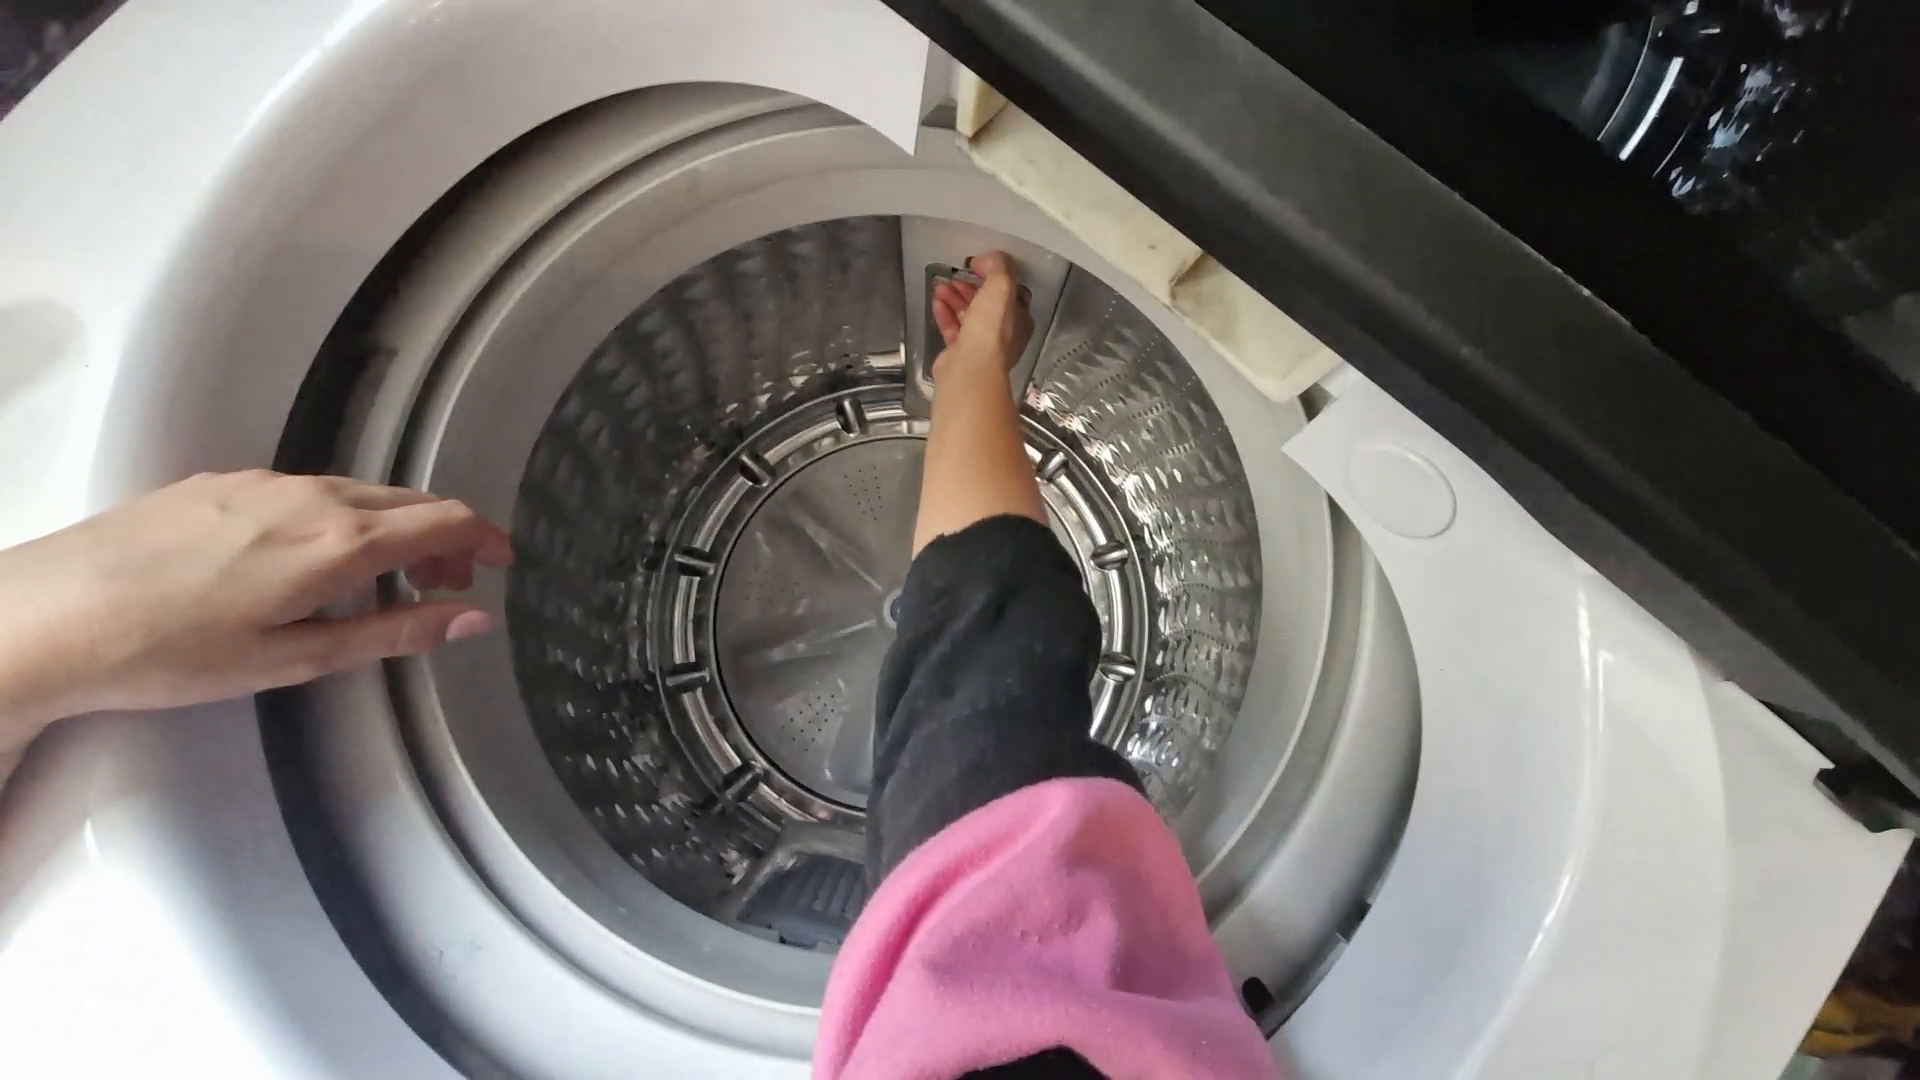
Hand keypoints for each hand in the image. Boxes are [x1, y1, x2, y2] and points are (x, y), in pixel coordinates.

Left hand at [0, 470, 511, 754]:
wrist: (28, 620)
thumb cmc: (172, 653)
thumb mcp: (299, 658)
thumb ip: (399, 631)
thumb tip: (477, 619)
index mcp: (343, 541)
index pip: (449, 520)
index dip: (487, 539)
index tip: (502, 564)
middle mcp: (315, 497)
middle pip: (416, 502)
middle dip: (447, 540)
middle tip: (444, 587)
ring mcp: (266, 483)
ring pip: (367, 494)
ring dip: (399, 529)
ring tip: (383, 577)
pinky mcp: (223, 482)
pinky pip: (315, 490)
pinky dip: (348, 517)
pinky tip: (313, 557)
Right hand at [931, 251, 1032, 376]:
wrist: (969, 369)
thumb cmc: (990, 330)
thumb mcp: (1000, 287)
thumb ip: (996, 267)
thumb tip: (985, 260)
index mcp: (1018, 320)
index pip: (1008, 293)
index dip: (993, 277)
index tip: (977, 266)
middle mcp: (1002, 334)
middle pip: (985, 304)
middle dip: (969, 287)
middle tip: (955, 275)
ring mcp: (980, 345)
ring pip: (967, 315)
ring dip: (954, 298)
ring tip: (940, 285)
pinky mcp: (960, 353)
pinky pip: (952, 328)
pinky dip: (944, 313)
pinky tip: (936, 301)